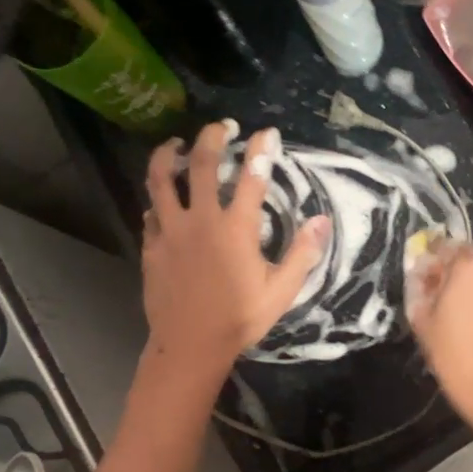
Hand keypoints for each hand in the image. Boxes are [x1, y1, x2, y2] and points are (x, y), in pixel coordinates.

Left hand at [141, 122, 329, 375]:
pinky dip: (158, 200)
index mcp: (236, 229)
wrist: (190, 345)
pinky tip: (162, 199)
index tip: (266, 133)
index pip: (252, 176)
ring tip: (175, 144)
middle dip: (213, 137)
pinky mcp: (152, 246)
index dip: (261, 150)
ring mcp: (171, 231)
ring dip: (168, 155)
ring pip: (162, 180)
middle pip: (202, 164)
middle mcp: (201, 220)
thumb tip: (321, 221)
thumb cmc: (241, 319)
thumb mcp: (282, 291)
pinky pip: (151, 212)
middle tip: (222, 126)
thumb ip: (302, 253)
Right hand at [405, 238, 472, 432]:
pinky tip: (452, 312)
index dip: (425, 257)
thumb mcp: (421, 313)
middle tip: (423, 289)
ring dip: (453, 279)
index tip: (414, 275)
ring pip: (470, 270)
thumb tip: (419, 270)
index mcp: (468, 264)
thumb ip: (418, 284)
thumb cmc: (448, 346)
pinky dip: (466, 290)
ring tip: (436, 304)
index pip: (441, 245)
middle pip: (458, 255)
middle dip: (440, 268)